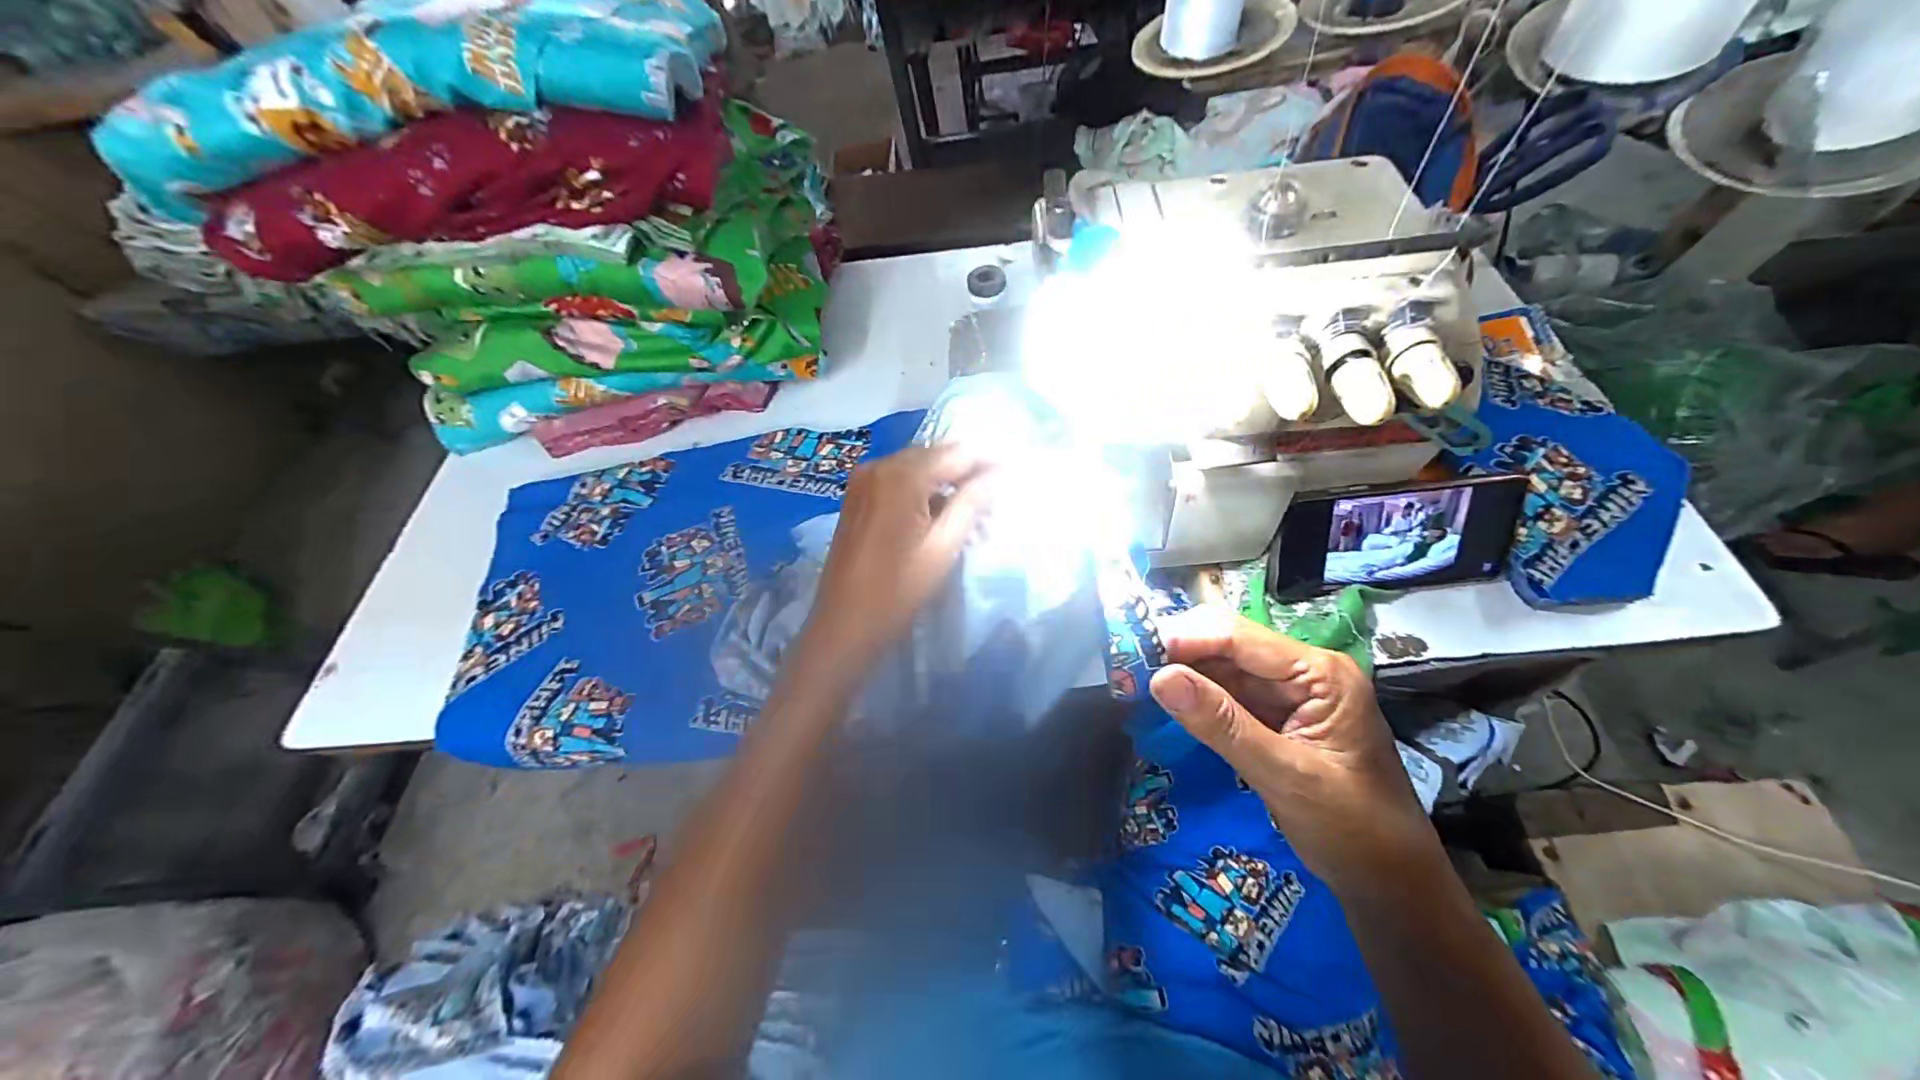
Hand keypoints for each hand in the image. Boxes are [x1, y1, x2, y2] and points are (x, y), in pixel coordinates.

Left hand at [795, 444, 994, 676]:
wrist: (844, 624)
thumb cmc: (897, 590)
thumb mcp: (942, 547)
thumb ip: (971, 504)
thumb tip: (998, 474)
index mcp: (901, 476)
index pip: (956, 454)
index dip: (987, 463)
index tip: (1012, 476)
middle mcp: (879, 466)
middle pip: (935, 455)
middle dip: (965, 472)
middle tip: (993, 498)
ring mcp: (863, 480)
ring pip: (916, 467)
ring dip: (944, 482)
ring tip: (971, 511)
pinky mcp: (856, 496)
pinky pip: (897, 480)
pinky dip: (921, 491)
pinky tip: (938, 515)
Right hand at [1147, 607, 1436, 894]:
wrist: (1390, 883)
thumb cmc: (1351, 829)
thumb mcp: (1283, 776)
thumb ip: (1221, 724)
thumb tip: (1160, 678)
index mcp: (1320, 674)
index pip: (1240, 637)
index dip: (1186, 638)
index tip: (1135, 650)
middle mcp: (1304, 673)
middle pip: (1228, 646)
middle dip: (1179, 653)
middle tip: (1127, 667)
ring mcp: (1289, 695)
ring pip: (1223, 669)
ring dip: (1183, 674)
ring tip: (1134, 681)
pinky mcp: (1276, 718)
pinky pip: (1228, 696)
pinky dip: (1197, 698)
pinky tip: (1166, 702)